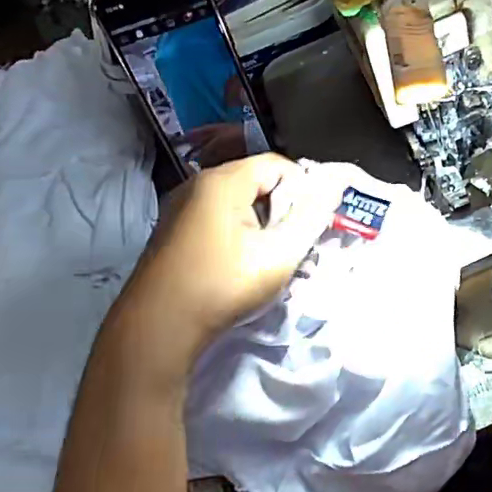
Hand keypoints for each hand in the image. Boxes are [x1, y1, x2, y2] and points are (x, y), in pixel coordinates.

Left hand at [111, 154, 342, 374]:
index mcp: (222, 181)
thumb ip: (311, 218)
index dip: (303, 188)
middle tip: (295, 243)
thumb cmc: (224, 286)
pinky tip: (240, 264)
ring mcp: (180, 207)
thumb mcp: (279, 254)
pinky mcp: (172, 230)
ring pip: (236, 202)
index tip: (312, 222)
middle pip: (256, 181)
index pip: (277, 164)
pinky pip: (216, 218)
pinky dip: (237, 233)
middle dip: (282, 208)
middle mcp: (197, 184)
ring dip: (260, 224)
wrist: (158, 327)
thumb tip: (333, 188)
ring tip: (270, 257)